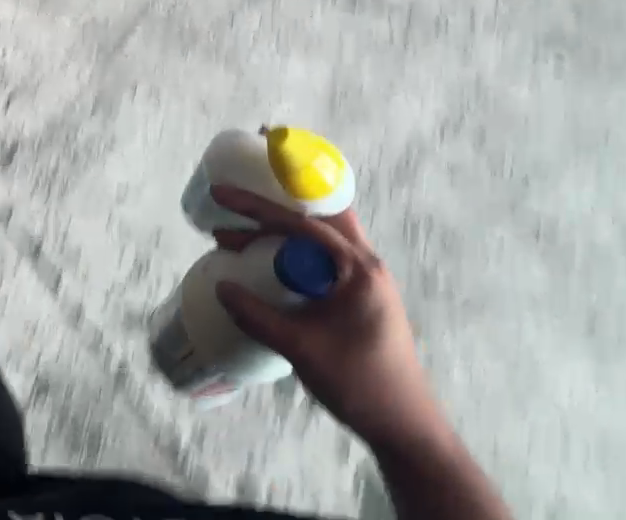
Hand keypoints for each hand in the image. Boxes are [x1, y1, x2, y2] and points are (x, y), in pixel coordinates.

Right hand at [210, 185, 449, 453]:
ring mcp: (363, 281)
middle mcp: (365, 264)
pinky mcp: (356, 297)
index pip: (303, 221)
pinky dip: (286, 254)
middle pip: (313, 217)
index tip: (222, 196)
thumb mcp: (302, 348)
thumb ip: (258, 316)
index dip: (258, 206)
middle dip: (270, 207)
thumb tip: (220, 287)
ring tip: (231, 238)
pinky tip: (261, 267)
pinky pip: (316, 260)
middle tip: (231, 203)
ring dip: (274, 233)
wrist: (405, 428)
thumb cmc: (360, 383)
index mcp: (359, 268)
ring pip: (313, 238)